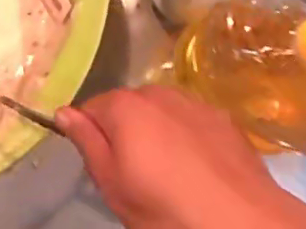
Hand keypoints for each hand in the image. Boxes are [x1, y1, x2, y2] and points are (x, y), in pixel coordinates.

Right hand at [57, 86, 305, 228]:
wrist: (241, 219)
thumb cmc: (166, 210)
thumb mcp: (114, 187)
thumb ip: (88, 144)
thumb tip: (64, 111)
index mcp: (125, 105)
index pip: (91, 107)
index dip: (91, 135)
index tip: (102, 166)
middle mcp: (156, 90)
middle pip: (127, 106)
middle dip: (125, 132)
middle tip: (136, 176)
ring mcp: (191, 99)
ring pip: (160, 111)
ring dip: (157, 132)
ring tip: (169, 175)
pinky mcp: (220, 115)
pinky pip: (190, 120)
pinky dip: (186, 137)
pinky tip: (197, 170)